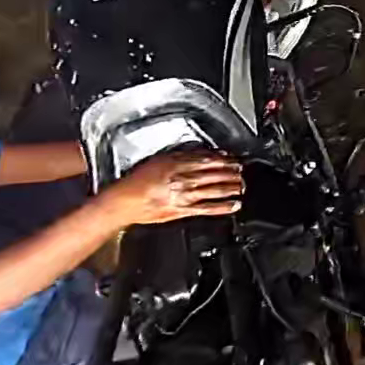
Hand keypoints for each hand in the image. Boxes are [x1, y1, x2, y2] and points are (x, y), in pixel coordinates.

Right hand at [95, 150, 243, 226]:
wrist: (121, 202)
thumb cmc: (137, 181)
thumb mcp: (161, 160)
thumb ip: (185, 156)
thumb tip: (209, 154)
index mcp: (177, 165)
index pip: (208, 160)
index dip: (225, 160)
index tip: (234, 159)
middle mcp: (182, 179)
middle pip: (215, 174)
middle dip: (232, 173)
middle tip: (242, 171)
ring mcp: (183, 196)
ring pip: (215, 190)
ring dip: (232, 187)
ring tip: (242, 186)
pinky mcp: (181, 210)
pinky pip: (206, 208)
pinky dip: (223, 207)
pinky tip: (234, 205)